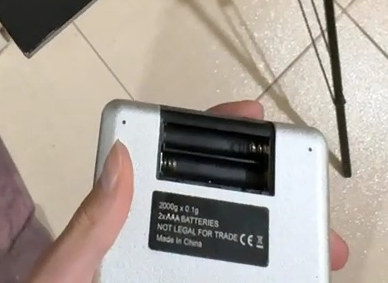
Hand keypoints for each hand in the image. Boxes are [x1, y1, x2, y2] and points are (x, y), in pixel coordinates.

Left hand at [28, 100, 349, 280]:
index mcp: (120, 229)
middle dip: (272, 210)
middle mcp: (148, 256)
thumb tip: (121, 156)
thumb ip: (91, 224)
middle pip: (219, 219)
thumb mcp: (65, 273)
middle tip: (315, 215)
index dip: (213, 139)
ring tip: (322, 262)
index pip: (171, 169)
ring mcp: (169, 279)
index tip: (252, 120)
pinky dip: (263, 281)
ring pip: (234, 266)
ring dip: (279, 260)